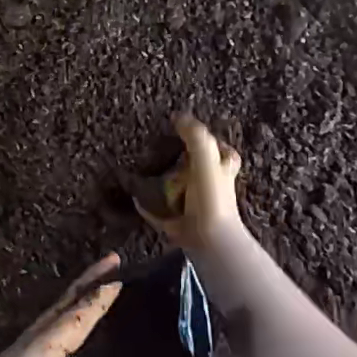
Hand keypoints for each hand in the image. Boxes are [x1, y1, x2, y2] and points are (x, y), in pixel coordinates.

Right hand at [137, 113, 247, 251]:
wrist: (209, 240)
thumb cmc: (211, 196)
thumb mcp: (206, 158)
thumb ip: (195, 135)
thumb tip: (178, 116)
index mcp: (222, 170)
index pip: (222, 150)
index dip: (210, 141)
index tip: (187, 133)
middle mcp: (211, 187)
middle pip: (198, 170)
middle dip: (183, 162)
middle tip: (160, 150)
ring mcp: (195, 207)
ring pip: (180, 191)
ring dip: (164, 183)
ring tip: (144, 170)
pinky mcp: (180, 225)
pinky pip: (160, 213)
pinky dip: (148, 207)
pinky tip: (134, 199)